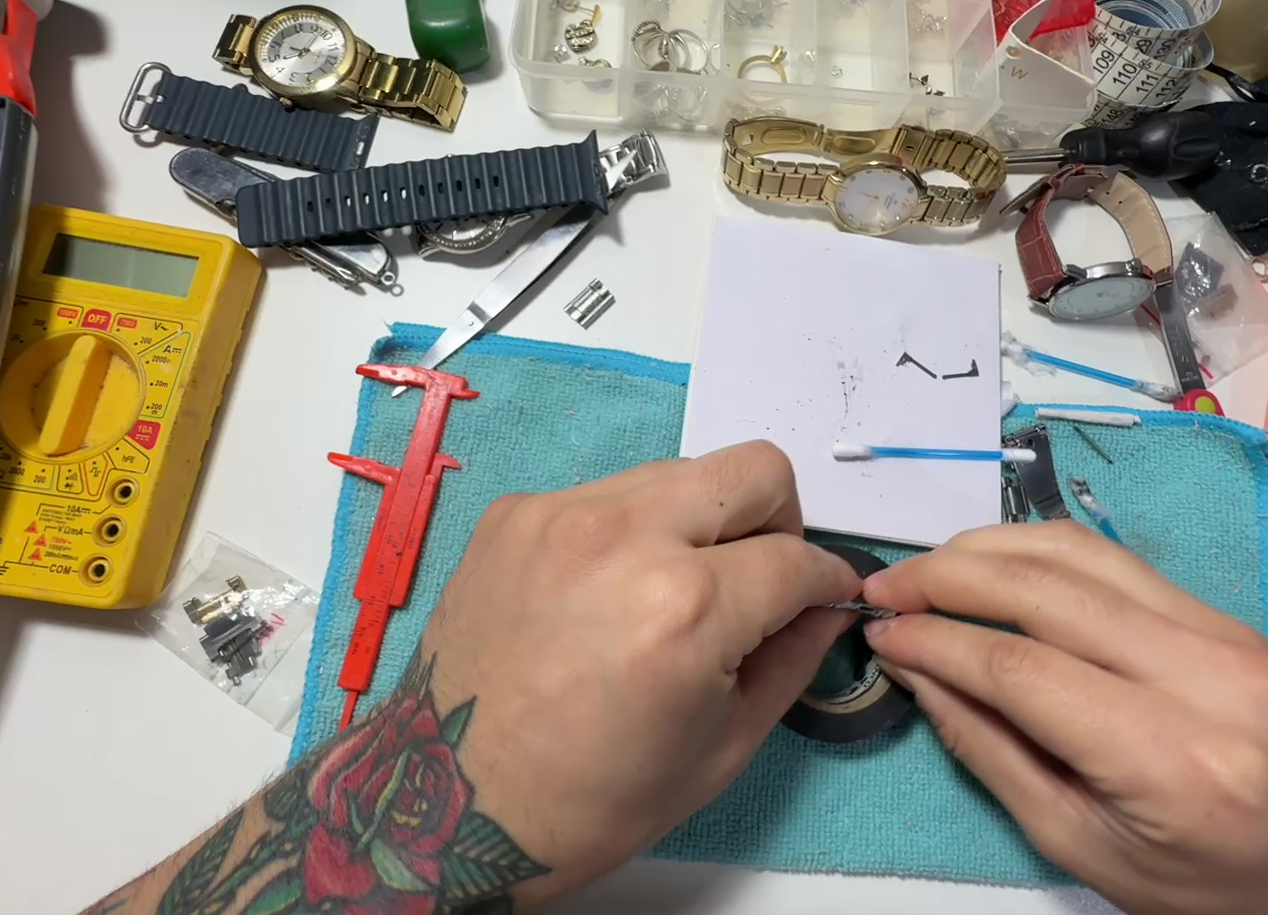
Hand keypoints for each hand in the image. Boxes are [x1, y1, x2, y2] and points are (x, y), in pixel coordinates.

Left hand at [419, 441, 860, 901]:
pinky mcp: (518, 509)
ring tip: (672, 581)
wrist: (440, 799)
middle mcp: (626, 535)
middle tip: (756, 572)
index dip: (826, 578)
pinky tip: (604, 586)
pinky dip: (631, 530)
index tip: (823, 592)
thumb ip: (791, 660)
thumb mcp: (720, 750)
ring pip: (680, 471)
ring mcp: (563, 511)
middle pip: (753, 468)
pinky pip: (609, 493)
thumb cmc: (590, 799)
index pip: (796, 558)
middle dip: (778, 517)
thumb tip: (825, 604)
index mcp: (686, 609)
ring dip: (700, 521)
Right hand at [861, 522, 1267, 914]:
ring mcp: (1224, 631)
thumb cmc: (1190, 884)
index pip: (1021, 670)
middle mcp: (1210, 678)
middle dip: (945, 578)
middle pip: (1043, 591)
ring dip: (981, 548)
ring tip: (925, 568)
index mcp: (1176, 762)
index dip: (936, 642)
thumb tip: (908, 662)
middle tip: (885, 587)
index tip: (878, 631)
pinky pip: (1103, 555)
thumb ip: (980, 742)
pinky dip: (1028, 547)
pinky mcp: (1218, 610)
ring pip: (1072, 552)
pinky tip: (986, 561)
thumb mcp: (1068, 839)